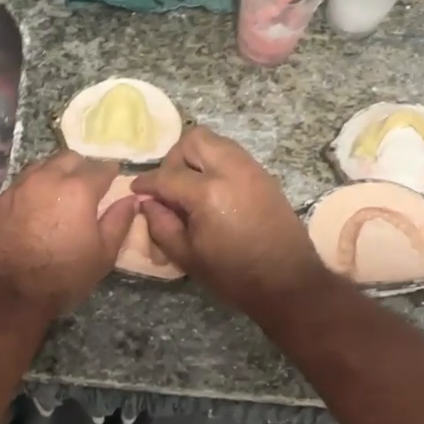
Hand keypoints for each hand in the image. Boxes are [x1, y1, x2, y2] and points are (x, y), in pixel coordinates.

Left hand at [0, 150, 139, 315]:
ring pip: (42, 165)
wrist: (13, 293)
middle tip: (87, 186)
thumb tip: (131, 200)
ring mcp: (19, 187)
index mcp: (78, 189)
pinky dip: (33, 187)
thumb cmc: (65, 275)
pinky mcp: (0, 200)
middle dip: (82, 168)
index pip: (101, 168)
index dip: (111, 173)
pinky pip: (21, 183)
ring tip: (60, 191)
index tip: (114, 180)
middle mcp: (47, 179)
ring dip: (55, 172)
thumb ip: (119, 221)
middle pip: (69, 159)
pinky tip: (36, 205)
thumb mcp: (103, 253)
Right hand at [130, 128, 333, 325]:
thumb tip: (147, 203)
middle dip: (174, 158)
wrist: (287, 283)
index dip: (146, 182)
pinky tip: (212, 192)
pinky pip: (233, 155)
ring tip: (190, 187)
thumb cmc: (233, 275)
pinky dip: (216, 164)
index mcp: (208, 193)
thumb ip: (161, 225)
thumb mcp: (187, 256)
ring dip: (197, 158)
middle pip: (194, 140)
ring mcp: (252, 170)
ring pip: (216, 142)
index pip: (167, 175)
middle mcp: (231, 171)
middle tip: (169, 185)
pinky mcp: (265, 176)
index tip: (136, 189)